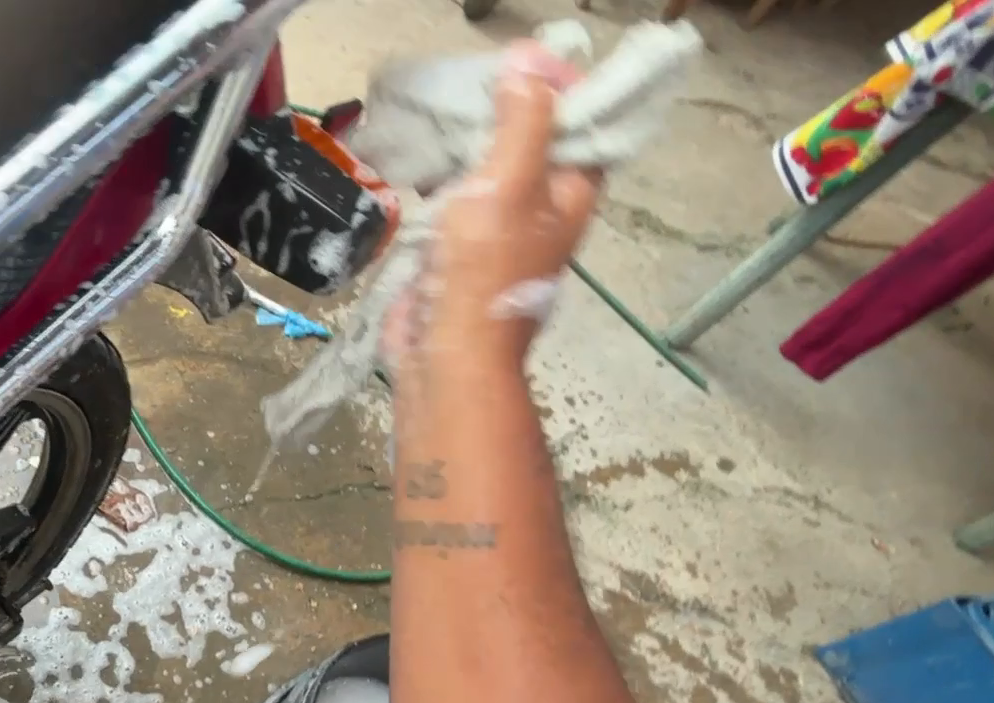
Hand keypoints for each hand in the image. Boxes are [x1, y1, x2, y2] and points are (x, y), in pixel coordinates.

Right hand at [426, 42, 599, 357]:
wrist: (441, 352)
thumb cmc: (480, 271)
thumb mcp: (508, 184)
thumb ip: (521, 122)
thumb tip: (527, 61)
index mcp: (570, 191)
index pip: (579, 119)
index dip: (554, 85)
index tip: (513, 65)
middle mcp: (537, 209)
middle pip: (527, 143)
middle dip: (498, 114)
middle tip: (466, 89)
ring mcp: (492, 234)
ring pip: (483, 173)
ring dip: (461, 149)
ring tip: (436, 119)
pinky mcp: (451, 254)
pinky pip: (448, 205)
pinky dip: (434, 184)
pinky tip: (414, 167)